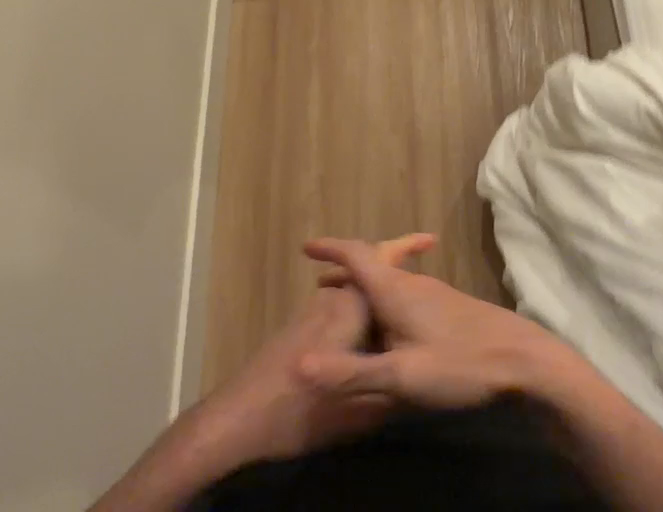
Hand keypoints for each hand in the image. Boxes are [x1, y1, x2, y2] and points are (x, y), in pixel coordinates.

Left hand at [199, 233, 435, 463]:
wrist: (233, 421)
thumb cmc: (297, 411)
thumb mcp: (357, 411)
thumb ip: (390, 392)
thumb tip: (414, 383)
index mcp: (350, 310)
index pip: (382, 262)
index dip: (405, 246)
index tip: (429, 241)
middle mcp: (332, 301)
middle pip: (369, 273)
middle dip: (395, 269)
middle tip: (426, 286)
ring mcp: (313, 312)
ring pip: (354, 293)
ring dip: (378, 297)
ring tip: (406, 319)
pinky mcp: (300, 329)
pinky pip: (341, 309)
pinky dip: (361, 315)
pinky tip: (372, 342)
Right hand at [295, 236, 583, 410]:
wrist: (527, 361)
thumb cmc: (462, 364)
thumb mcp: (403, 376)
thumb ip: (352, 372)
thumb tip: (297, 366)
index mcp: (398, 291)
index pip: (359, 257)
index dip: (331, 250)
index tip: (307, 247)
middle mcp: (416, 285)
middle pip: (375, 268)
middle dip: (346, 273)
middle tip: (322, 283)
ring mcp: (438, 296)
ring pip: (393, 284)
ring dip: (367, 290)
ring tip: (350, 306)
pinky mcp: (453, 311)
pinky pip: (409, 297)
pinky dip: (387, 303)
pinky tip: (392, 329)